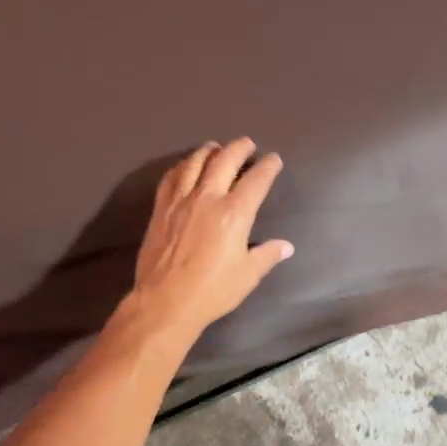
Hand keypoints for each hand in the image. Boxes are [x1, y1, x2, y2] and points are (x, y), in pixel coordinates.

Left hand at [123, 138, 292, 336]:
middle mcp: (208, 198)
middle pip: (225, 161)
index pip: (256, 180)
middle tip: (247, 144)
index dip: (268, 167)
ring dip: (209, 151)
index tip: (273, 160)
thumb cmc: (212, 291)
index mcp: (234, 214)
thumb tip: (285, 246)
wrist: (165, 301)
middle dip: (239, 148)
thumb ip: (267, 255)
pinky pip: (170, 178)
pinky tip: (185, 166)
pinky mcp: (161, 209)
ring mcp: (181, 201)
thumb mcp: (247, 275)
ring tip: (216, 147)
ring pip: (195, 163)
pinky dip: (181, 166)